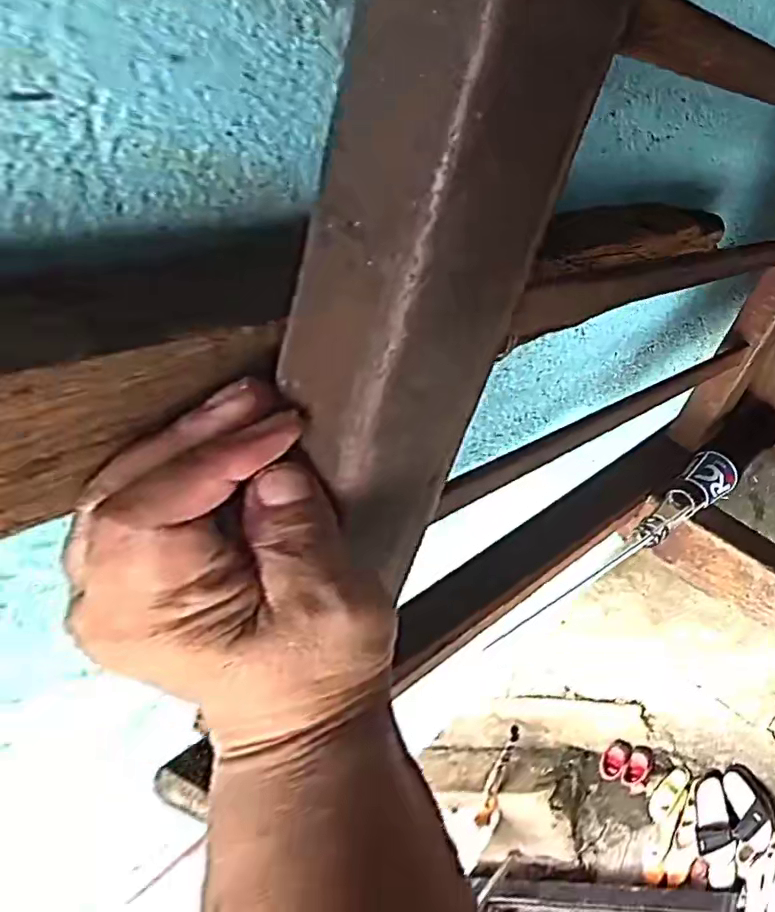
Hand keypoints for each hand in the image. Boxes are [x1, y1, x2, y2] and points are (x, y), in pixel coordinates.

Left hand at [63, 378, 394, 756]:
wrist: (304, 710)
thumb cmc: (320, 667)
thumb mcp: (331, 601)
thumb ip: (300, 535)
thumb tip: (279, 474)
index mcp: (144, 614)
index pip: (149, 512)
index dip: (214, 459)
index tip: (281, 429)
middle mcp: (109, 599)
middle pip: (122, 494)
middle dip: (195, 436)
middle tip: (258, 398)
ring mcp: (119, 587)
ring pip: (124, 492)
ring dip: (188, 441)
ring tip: (248, 405)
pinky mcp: (149, 573)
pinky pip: (146, 503)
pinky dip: (188, 462)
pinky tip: (229, 439)